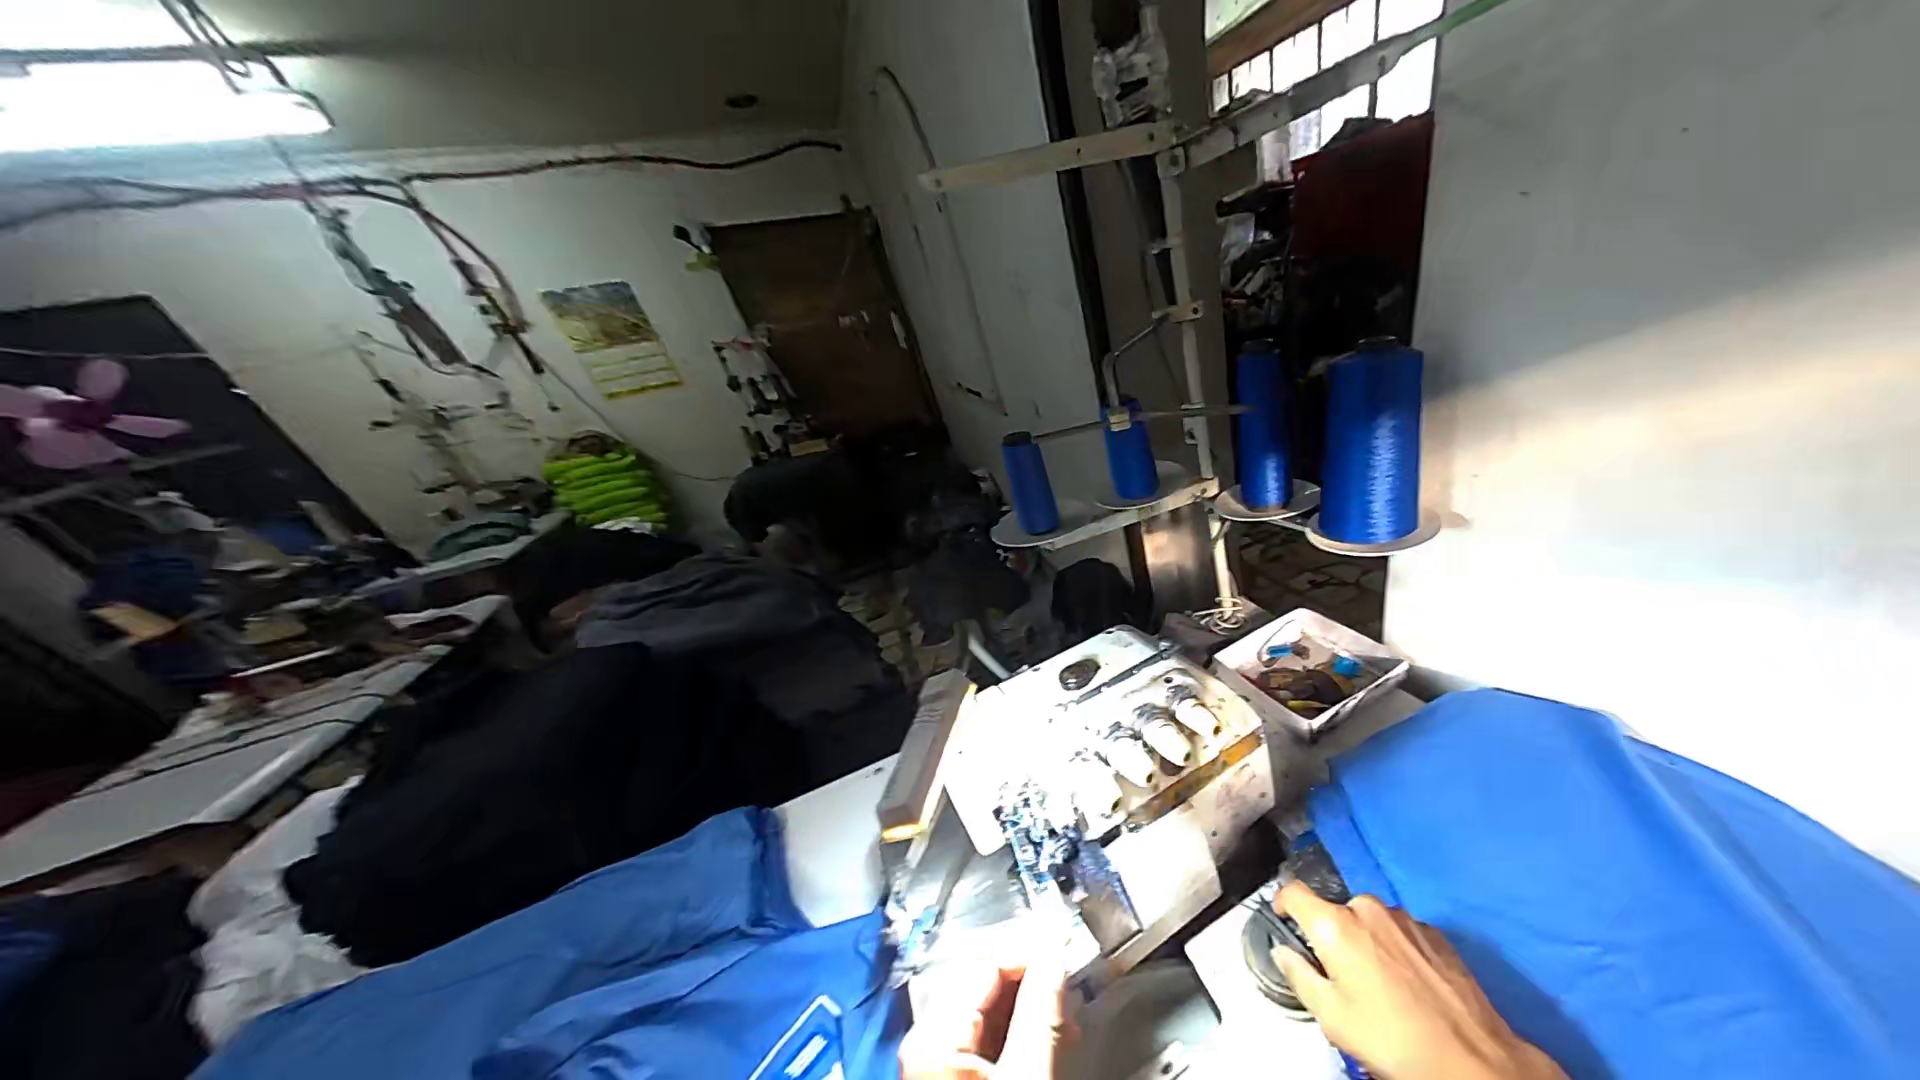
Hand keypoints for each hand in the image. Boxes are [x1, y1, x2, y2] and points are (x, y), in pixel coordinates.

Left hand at [898, 946, 1074, 1079]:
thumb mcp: (1028, 1078)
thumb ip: (1042, 1013)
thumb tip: (1055, 959)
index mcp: (934, 1033)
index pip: (984, 961)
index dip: (1027, 951)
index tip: (1063, 949)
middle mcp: (926, 1040)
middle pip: (982, 982)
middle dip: (1028, 977)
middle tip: (1067, 980)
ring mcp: (934, 1063)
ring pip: (985, 1010)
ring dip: (1027, 1004)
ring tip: (1063, 1011)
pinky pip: (983, 1038)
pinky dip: (1016, 1031)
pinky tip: (1043, 1040)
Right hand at [1273, 882, 1566, 1079]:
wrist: (1476, 1065)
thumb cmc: (1393, 1040)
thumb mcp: (1331, 1016)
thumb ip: (1299, 975)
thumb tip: (1285, 953)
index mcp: (1335, 924)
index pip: (1293, 891)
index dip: (1283, 904)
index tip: (1285, 921)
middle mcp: (1367, 909)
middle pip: (1335, 909)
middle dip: (1332, 933)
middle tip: (1341, 971)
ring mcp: (1406, 919)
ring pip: (1370, 920)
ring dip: (1366, 939)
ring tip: (1380, 980)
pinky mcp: (1438, 935)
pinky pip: (1402, 931)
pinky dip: (1397, 947)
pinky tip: (1409, 982)